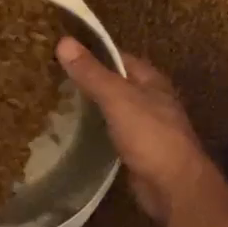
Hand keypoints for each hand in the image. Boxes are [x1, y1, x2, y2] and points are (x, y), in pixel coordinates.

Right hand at [56, 37, 227, 223]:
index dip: (93, 53)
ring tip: (60, 105)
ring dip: (93, 107)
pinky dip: (97, 130)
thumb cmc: (149, 136)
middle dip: (90, 81)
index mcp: (151, 80)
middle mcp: (152, 99)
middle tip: (54, 81)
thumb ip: (92, 73)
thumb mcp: (117, 99)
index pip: (118, 57)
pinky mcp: (139, 151)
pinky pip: (114, 132)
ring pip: (115, 109)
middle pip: (117, 83)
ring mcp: (147, 126)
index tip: (62, 55)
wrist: (173, 185)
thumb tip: (63, 41)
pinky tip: (78, 134)